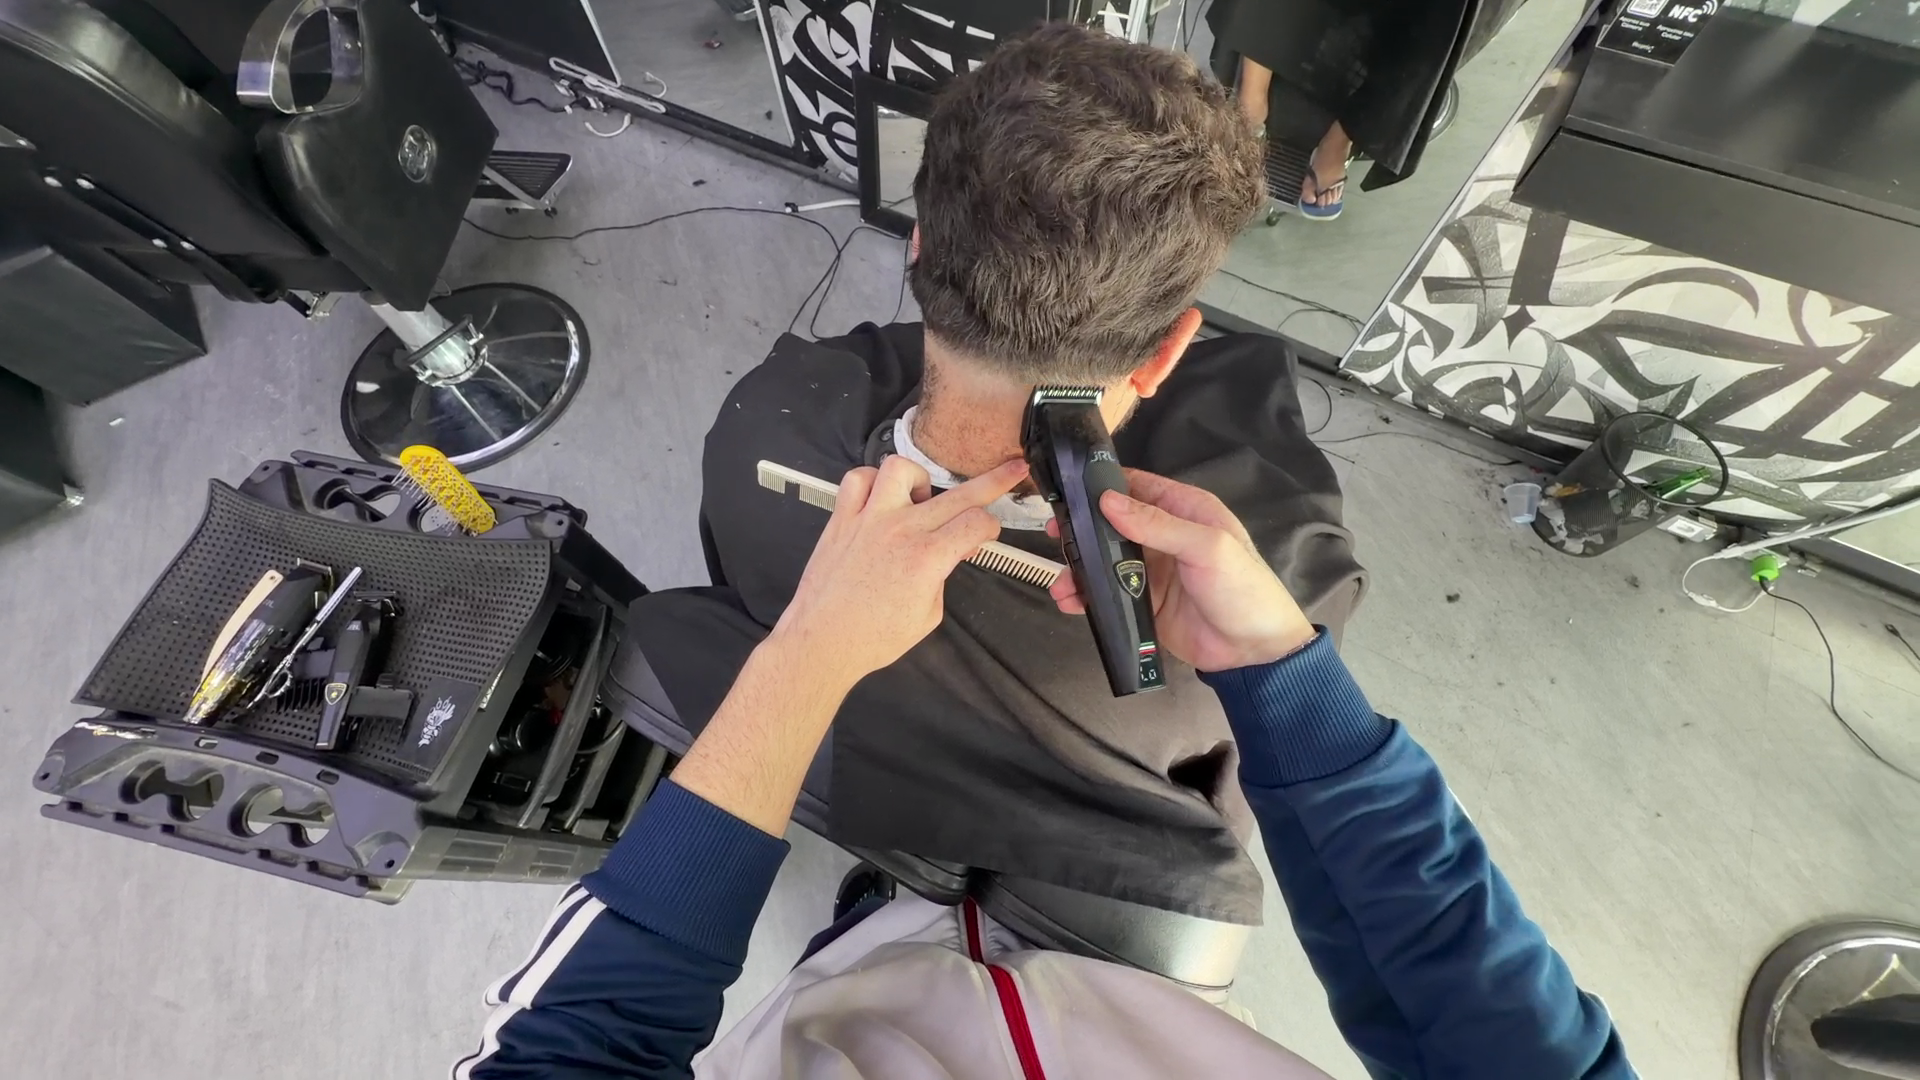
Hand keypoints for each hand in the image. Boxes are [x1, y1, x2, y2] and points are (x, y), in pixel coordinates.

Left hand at [771, 455, 1028, 689]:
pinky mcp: (841, 519)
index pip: (977, 522)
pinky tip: (880, 498)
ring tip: (920, 500)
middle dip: (994, 480)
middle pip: (958, 494)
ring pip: (902, 469)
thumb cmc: (875, 638)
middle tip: (1011, 470)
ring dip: (920, 479)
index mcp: (928, 558)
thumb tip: (946, 554)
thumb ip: (942, 576)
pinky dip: (873, 481)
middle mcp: (901, 530)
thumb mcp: (928, 615)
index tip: (988, 532)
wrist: (823, 642)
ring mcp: (869, 519)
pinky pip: (857, 479)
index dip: (991, 526)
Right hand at [1048, 469, 1315, 671]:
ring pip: (1103, 560)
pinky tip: (1070, 602)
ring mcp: (1150, 570)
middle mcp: (1163, 535)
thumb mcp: (1206, 548)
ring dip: (1079, 568)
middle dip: (1081, 530)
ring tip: (1061, 583)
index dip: (1102, 485)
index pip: (1135, 486)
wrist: (1254, 653)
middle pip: (1111, 523)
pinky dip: (1086, 597)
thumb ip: (1157, 524)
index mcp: (1183, 509)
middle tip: (1055, 535)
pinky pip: (1106, 593)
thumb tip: (1107, 500)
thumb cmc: (1241, 589)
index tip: (1068, 491)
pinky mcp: (1141, 601)